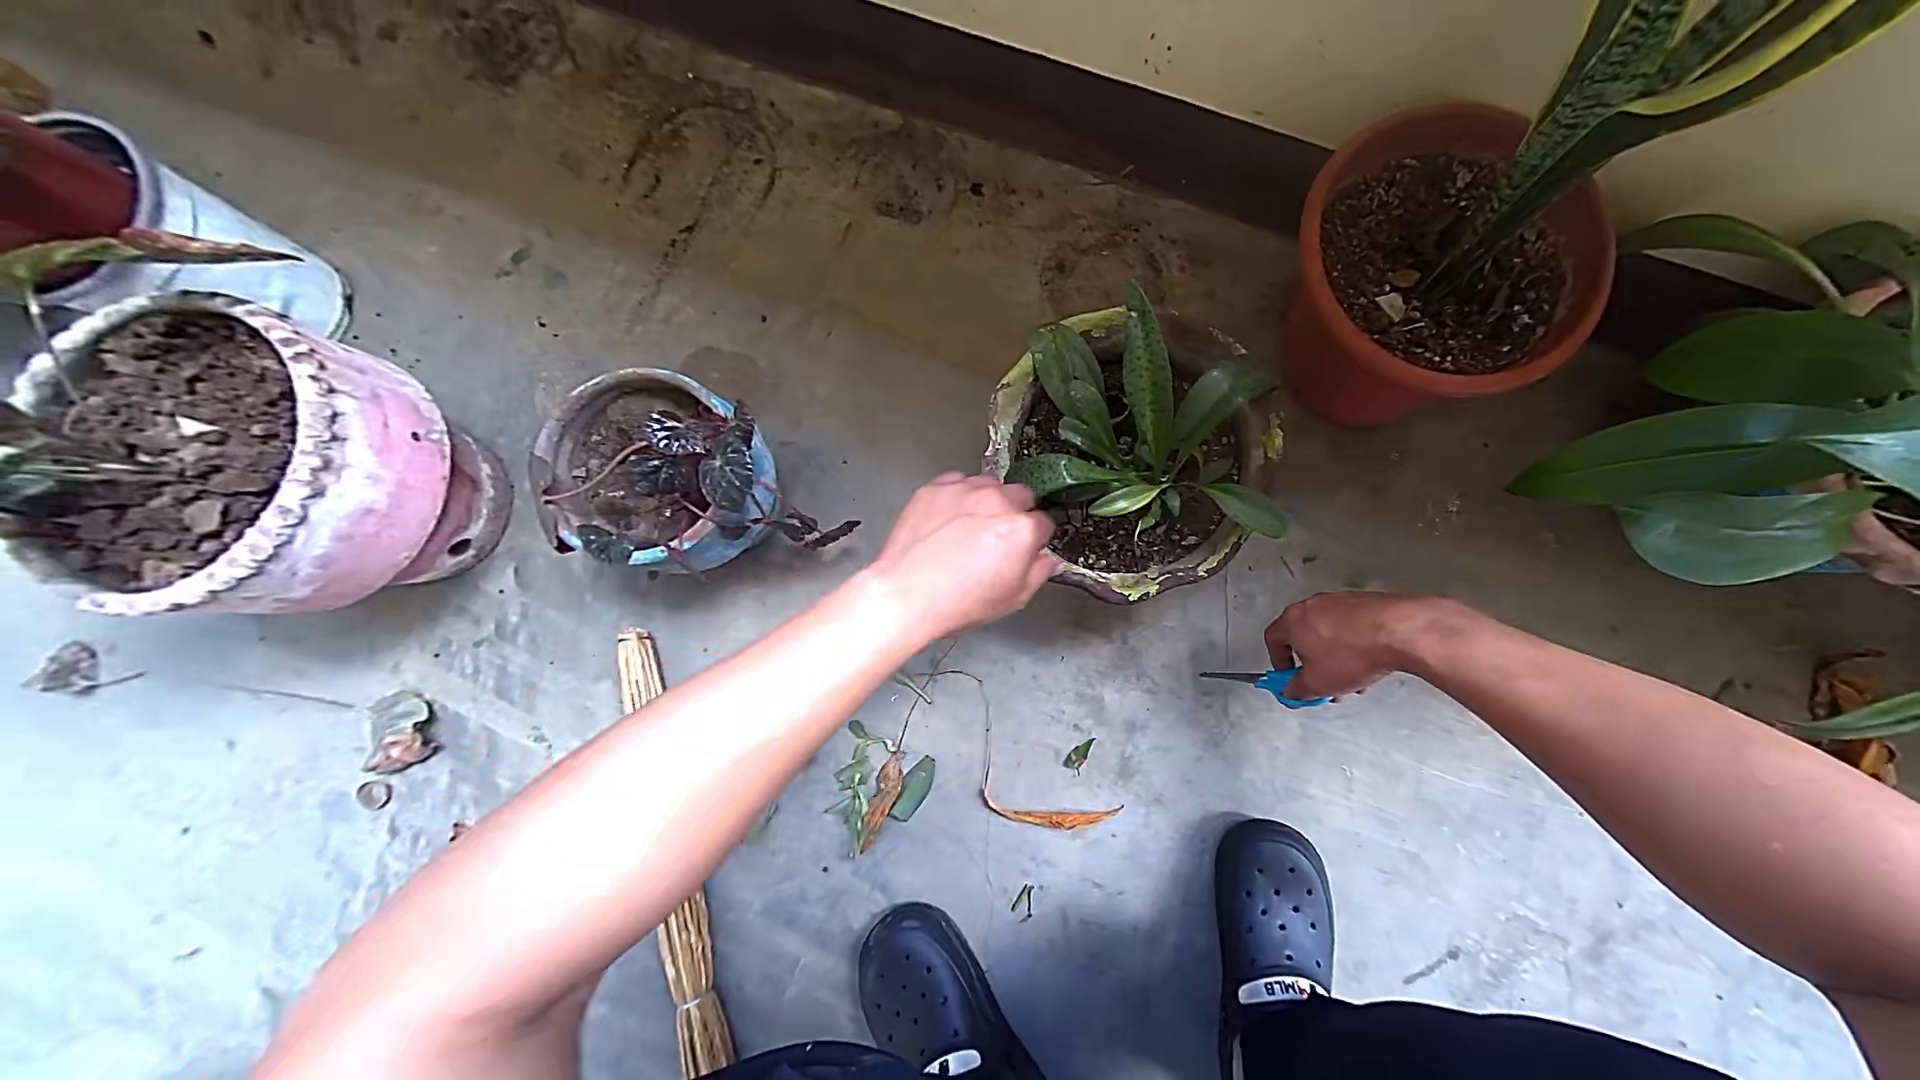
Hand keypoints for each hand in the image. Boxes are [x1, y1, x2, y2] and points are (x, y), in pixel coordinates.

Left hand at [861, 473, 1060, 640]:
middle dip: (1015, 513)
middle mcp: (995, 502)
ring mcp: (964, 491)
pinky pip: (957, 482)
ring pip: (989, 484)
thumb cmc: (953, 601)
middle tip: (997, 537)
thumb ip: (1038, 573)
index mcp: (1020, 530)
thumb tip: (1047, 561)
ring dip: (987, 500)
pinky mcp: (936, 488)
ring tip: (970, 529)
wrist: (906, 595)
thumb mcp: (1012, 599)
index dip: (1034, 537)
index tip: (1025, 546)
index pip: (1044, 522)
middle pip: (1021, 495)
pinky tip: (950, 521)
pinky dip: (958, 496)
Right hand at [1264, 592, 1468, 697]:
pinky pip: (1352, 626)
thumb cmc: (1357, 651)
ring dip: (1335, 656)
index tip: (1289, 676)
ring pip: (1329, 633)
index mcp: (1293, 620)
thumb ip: (1298, 689)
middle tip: (1321, 680)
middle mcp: (1313, 606)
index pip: (1273, 640)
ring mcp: (1340, 602)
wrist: (1402, 632)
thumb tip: (1293, 690)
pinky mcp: (1366, 602)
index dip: (1279, 662)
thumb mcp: (1319, 684)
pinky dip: (1355, 644)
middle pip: (1303, 636)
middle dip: (1312, 663)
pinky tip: (1370, 662)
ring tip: (1352, 677)